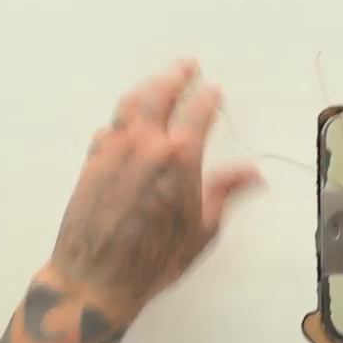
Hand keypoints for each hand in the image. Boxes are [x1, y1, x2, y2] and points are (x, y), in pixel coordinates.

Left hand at [43, 60, 262, 319]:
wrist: (97, 277)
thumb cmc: (153, 260)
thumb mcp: (202, 229)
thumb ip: (226, 192)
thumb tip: (252, 174)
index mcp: (179, 156)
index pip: (198, 111)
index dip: (208, 98)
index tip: (213, 91)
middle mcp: (145, 144)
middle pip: (160, 93)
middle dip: (176, 76)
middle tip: (186, 66)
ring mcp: (113, 149)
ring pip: (130, 103)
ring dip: (146, 87)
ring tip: (156, 81)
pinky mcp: (91, 162)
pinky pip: (108, 128)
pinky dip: (120, 118)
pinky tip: (123, 122)